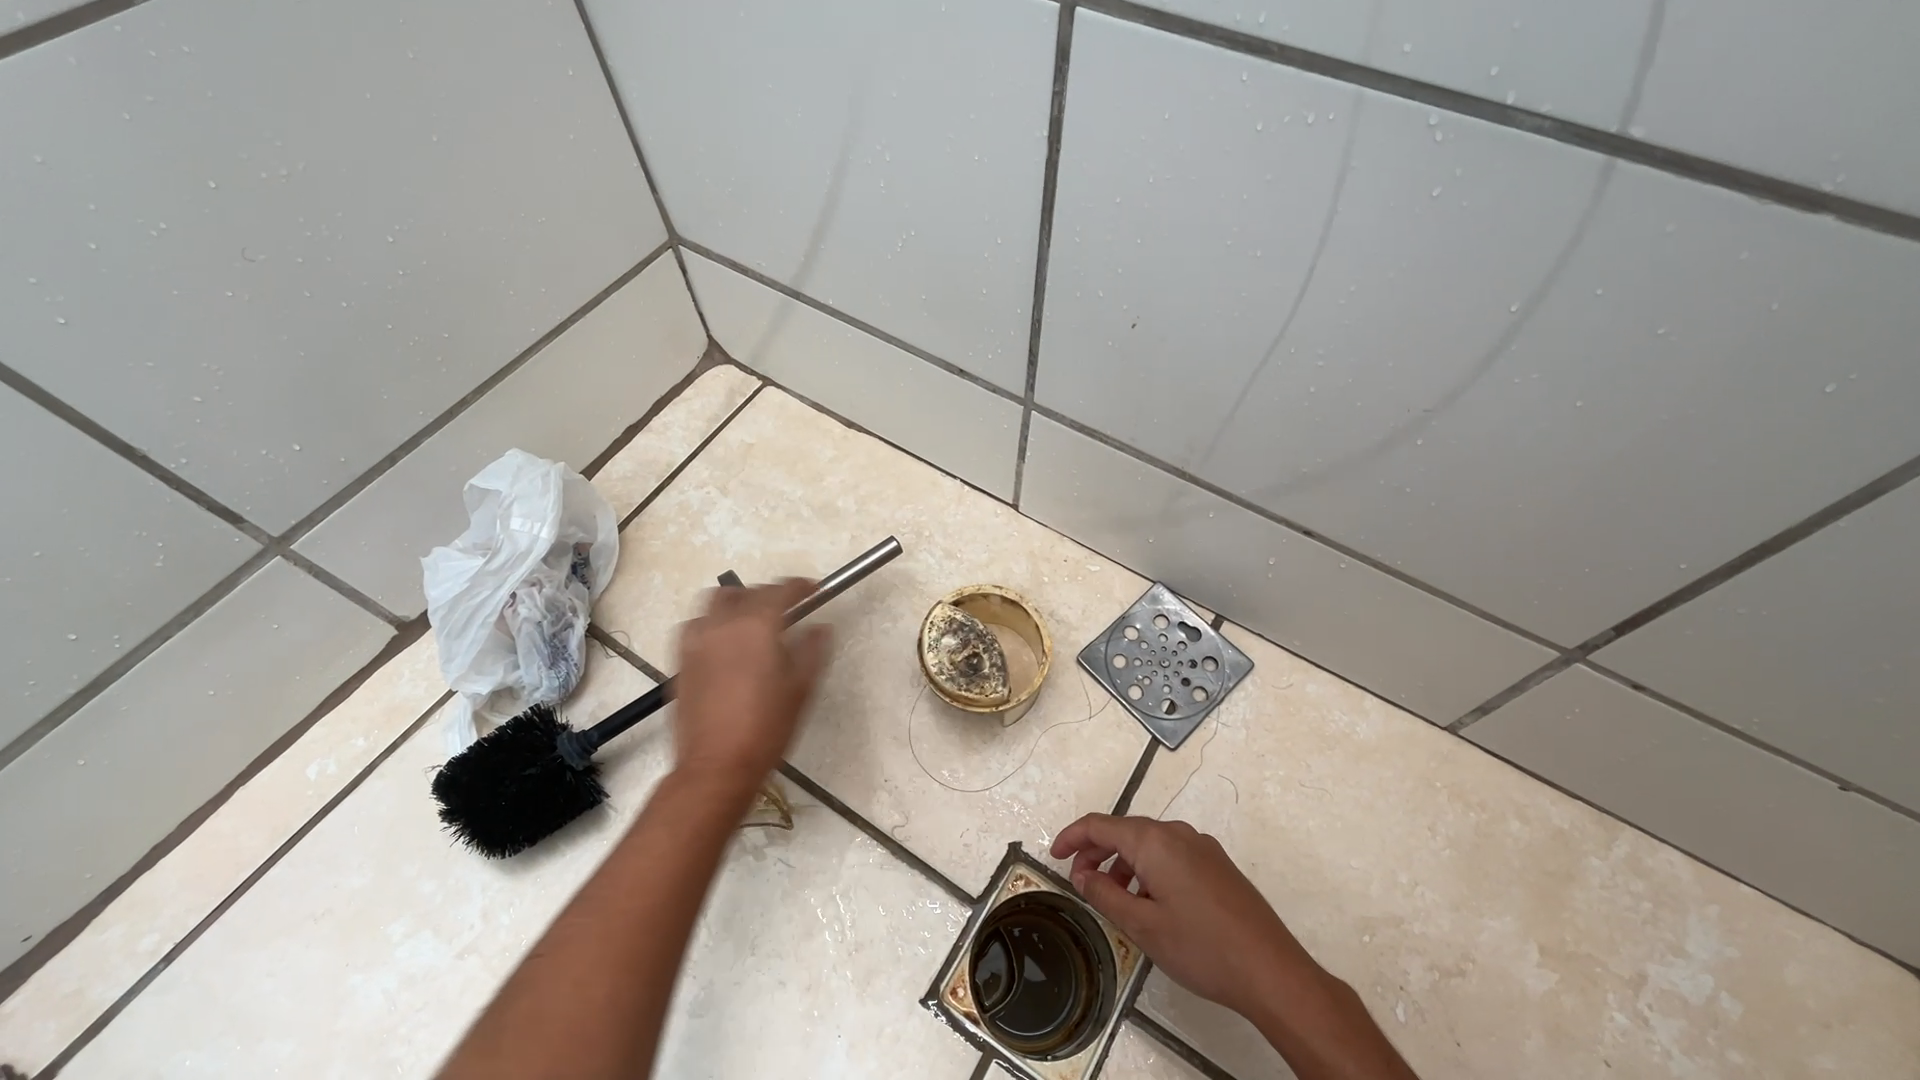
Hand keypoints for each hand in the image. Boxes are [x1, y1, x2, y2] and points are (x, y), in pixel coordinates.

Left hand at [672, 579, 831, 790]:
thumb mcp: (801, 689)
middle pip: (748, 591)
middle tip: (789, 611)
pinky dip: (712, 622)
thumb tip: (820, 627)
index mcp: (757, 626)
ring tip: (752, 621)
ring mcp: (696, 640)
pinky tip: (724, 642)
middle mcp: (723, 624)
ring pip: (715, 602)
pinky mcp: (680, 659)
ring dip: (737, 602)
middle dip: (771, 594)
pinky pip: (695, 625)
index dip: (801, 587)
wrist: (717, 765)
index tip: (814, 591)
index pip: (781, 590)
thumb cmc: (766, 728)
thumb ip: (812, 650)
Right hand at [1051, 813, 1320, 1017]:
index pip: (1100, 825)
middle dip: (1097, 852)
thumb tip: (1083, 875)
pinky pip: (1171, 854)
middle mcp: (1178, 834)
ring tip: (1114, 899)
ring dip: (1124, 863)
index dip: (1072, 837)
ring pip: (1150, 843)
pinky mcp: (1218, 865)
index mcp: (1154, 841)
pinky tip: (1150, 902)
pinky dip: (1149, 869)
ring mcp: (1202, 847)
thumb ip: (1105, 895)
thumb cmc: (1200, 948)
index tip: (1054, 856)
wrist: (1270, 970)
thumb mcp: (1142, 926)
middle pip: (1125, 830)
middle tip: (1081, 883)